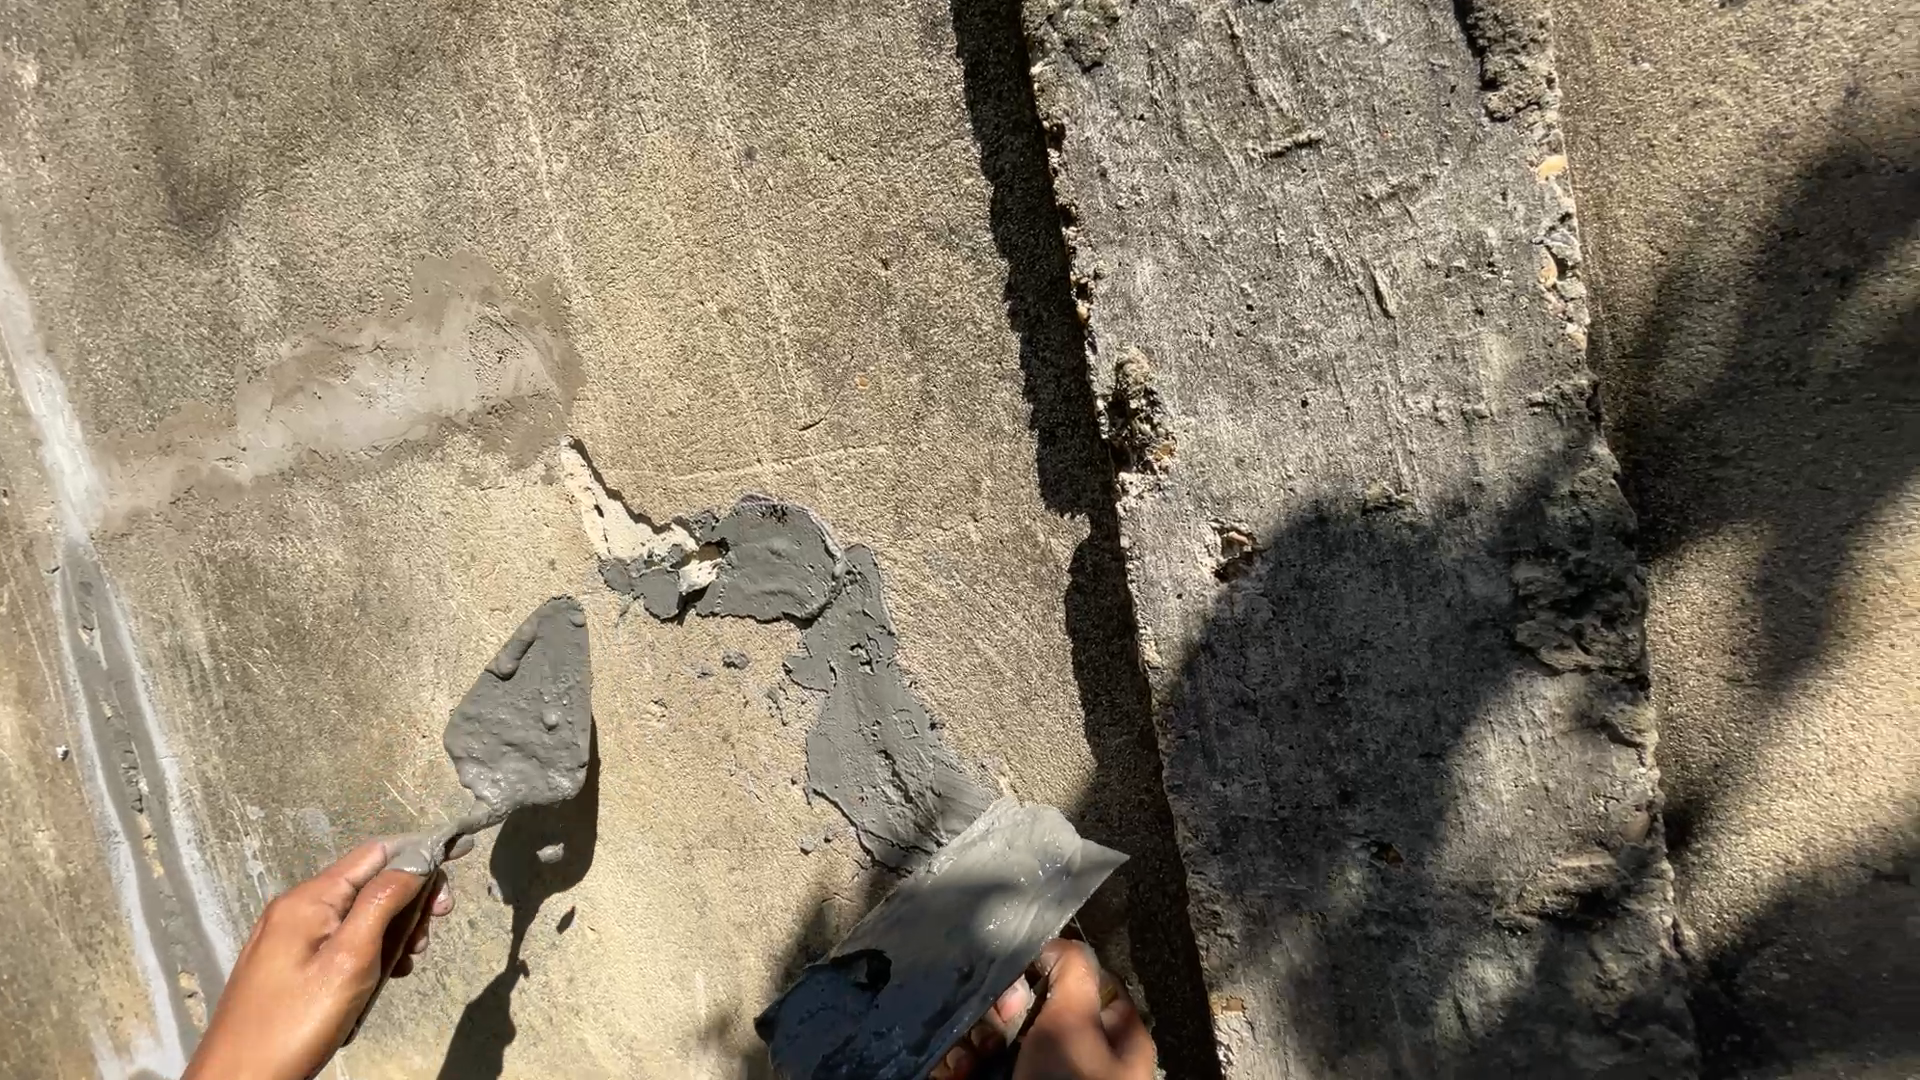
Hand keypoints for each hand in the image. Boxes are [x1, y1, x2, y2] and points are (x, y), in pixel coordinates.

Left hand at [183, 839, 455, 1079]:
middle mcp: (297, 908)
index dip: (422, 850)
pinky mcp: (291, 963)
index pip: (379, 851)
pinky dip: (374, 948)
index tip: (461, 860)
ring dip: (396, 929)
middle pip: (373, 881)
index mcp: (308, 899)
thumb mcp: (350, 959)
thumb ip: (384, 900)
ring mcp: (291, 937)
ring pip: (363, 911)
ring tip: (408, 960)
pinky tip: (385, 973)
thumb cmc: (295, 1023)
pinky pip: (346, 937)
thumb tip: (418, 859)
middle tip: (434, 928)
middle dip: (412, 899)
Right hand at [933, 939, 1155, 1079]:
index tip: (1021, 975)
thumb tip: (1057, 942)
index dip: (1048, 969)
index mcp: (1114, 1034)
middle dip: (1000, 1008)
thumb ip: (1073, 970)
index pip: (1081, 978)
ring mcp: (1044, 1077)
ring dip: (975, 1038)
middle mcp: (1081, 1054)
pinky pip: (980, 1067)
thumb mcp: (1075, 1021)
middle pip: (1033, 1006)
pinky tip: (955, 1066)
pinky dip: (962, 1064)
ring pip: (1001, 1038)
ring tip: (967, 1053)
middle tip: (995, 1022)